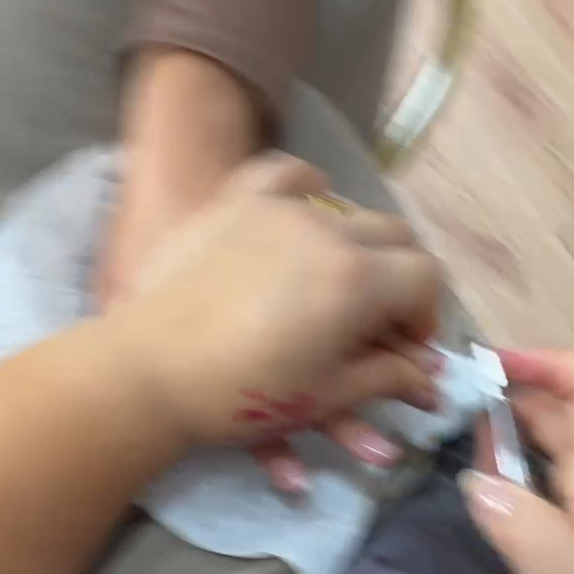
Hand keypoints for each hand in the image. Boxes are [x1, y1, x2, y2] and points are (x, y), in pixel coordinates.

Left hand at [98, 154, 441, 450]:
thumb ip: (385, 378)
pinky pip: (287, 176)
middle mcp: (330, 230)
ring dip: (362, 245)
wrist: (146, 369)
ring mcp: (281, 208)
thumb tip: (428, 376)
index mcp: (357, 281)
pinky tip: (310, 208)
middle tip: (383, 323)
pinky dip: (309, 190)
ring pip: (350, 209)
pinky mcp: (238, 201)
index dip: (427, 316)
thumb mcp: (321, 397)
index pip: (426, 279)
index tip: (407, 349)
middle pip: (397, 239)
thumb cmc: (238, 394)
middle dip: (403, 281)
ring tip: (344, 281)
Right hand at [458, 350, 573, 573]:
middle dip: (511, 397)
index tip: (491, 369)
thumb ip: (528, 536)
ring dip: (514, 427)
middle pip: (570, 402)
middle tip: (455, 420)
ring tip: (468, 451)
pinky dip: (526, 453)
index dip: (547, 363)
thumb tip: (477, 481)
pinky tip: (500, 482)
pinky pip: (565, 457)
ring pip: (564, 428)